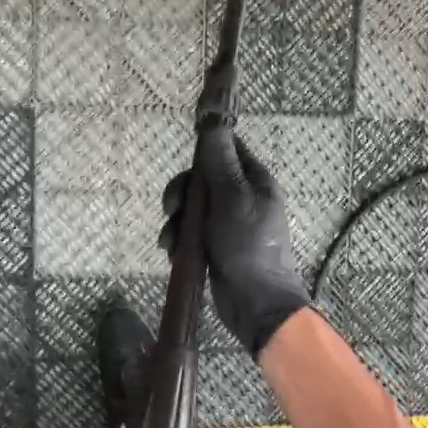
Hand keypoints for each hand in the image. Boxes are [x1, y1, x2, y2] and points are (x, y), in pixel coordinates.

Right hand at [159, 127, 310, 355]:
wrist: (256, 304)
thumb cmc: (249, 247)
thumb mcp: (233, 199)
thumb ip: (220, 162)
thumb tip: (213, 122)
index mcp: (254, 180)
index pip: (226, 148)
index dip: (202, 151)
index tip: (184, 164)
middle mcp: (241, 197)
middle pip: (201, 179)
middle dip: (182, 194)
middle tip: (171, 210)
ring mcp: (227, 223)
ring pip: (191, 208)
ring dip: (176, 223)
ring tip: (171, 242)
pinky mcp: (215, 246)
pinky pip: (190, 234)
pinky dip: (180, 242)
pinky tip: (175, 255)